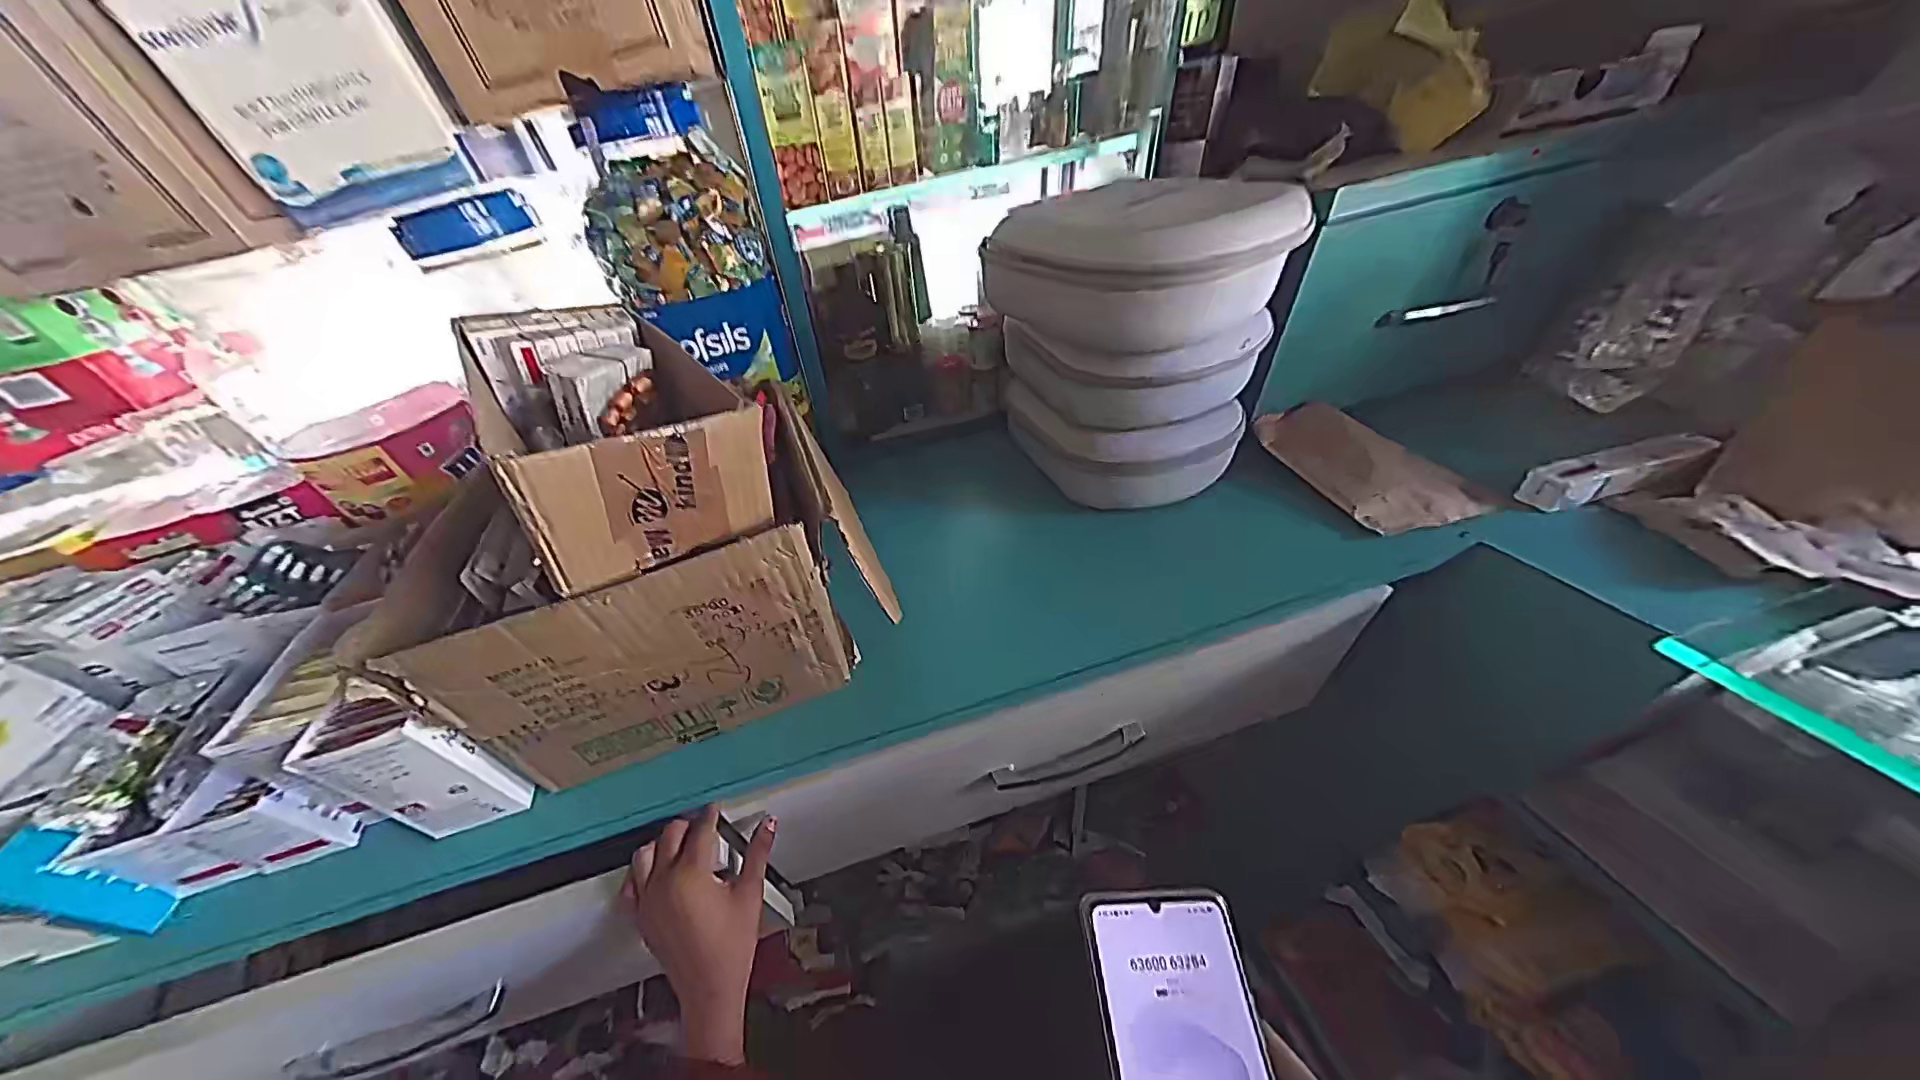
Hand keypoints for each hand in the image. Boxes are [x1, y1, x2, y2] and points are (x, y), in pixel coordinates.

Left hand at [620, 805, 776, 1065]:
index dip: (711, 815)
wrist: (709, 988)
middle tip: (705, 826)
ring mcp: (648, 900)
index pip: (700, 829)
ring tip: (681, 844)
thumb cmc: (731, 946)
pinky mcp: (641, 917)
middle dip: (689, 825)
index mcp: (691, 873)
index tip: (716, 809)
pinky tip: (656, 872)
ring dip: (663, 843)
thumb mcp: (750, 893)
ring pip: (645, 854)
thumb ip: (758, 853)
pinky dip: (641, 872)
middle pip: (670, 834)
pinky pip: (630, 884)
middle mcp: (664, 882)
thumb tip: (767, 826)